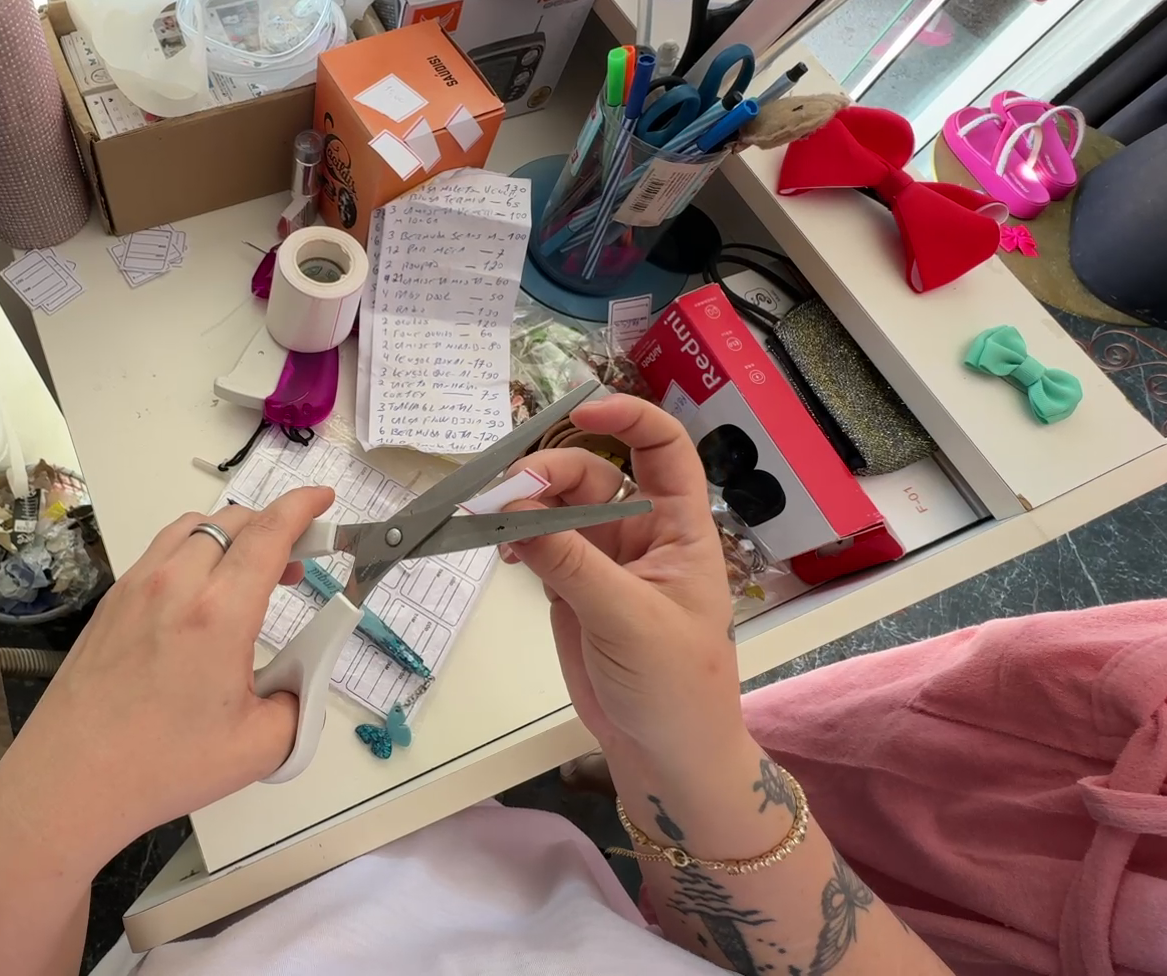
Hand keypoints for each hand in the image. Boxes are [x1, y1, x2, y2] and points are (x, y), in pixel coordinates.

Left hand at [0, 486, 334, 862]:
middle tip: (297, 563)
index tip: (323, 497)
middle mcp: (176, 583)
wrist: (71, 780)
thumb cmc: (164, 765)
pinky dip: (195, 550)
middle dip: (275, 527)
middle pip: (234, 522)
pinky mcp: (114, 598)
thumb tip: (301, 676)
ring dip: (233, 535)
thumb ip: (300, 700)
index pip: (269, 534)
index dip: (302, 506)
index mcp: (219, 613)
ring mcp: (138, 585)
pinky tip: (201, 592)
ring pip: (195, 527)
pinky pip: (163, 549)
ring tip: (248, 574)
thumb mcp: (261, 745)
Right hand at [499, 395, 742, 766]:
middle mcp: (638, 532)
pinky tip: (499, 547)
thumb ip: (571, 563)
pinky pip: (536, 543)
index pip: (662, 449)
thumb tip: (510, 510)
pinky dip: (513, 537)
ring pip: (555, 507)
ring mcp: (601, 558)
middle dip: (546, 474)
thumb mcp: (628, 619)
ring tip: (488, 518)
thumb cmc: (675, 685)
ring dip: (522, 504)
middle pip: (590, 476)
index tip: (579, 414)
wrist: (663, 753)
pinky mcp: (570, 584)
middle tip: (502, 494)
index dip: (627, 419)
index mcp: (678, 528)